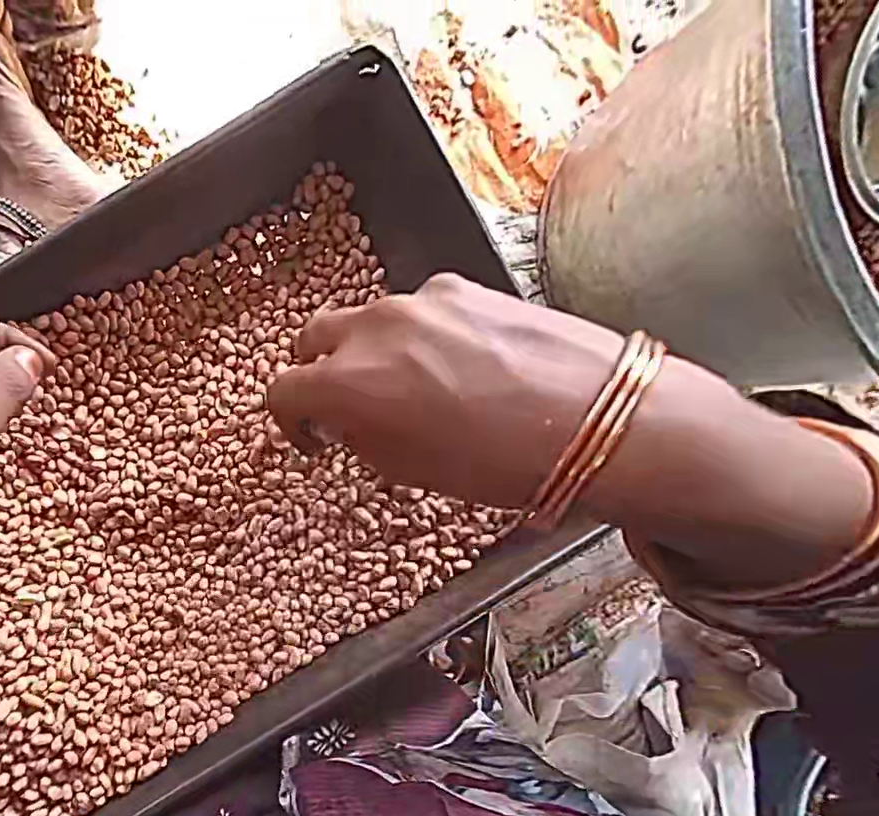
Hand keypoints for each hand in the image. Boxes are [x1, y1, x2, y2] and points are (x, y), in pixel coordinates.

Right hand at [268, 273, 633, 508]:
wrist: (595, 420)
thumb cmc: (495, 462)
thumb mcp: (405, 466)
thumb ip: (357, 434)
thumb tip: (342, 419)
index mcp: (348, 382)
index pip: (283, 390)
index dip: (288, 420)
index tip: (311, 438)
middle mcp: (372, 328)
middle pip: (312, 337)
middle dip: (315, 370)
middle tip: (340, 402)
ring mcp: (419, 300)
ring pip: (366, 321)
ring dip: (367, 351)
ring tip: (406, 385)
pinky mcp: (463, 285)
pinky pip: (417, 308)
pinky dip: (415, 335)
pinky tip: (453, 363)